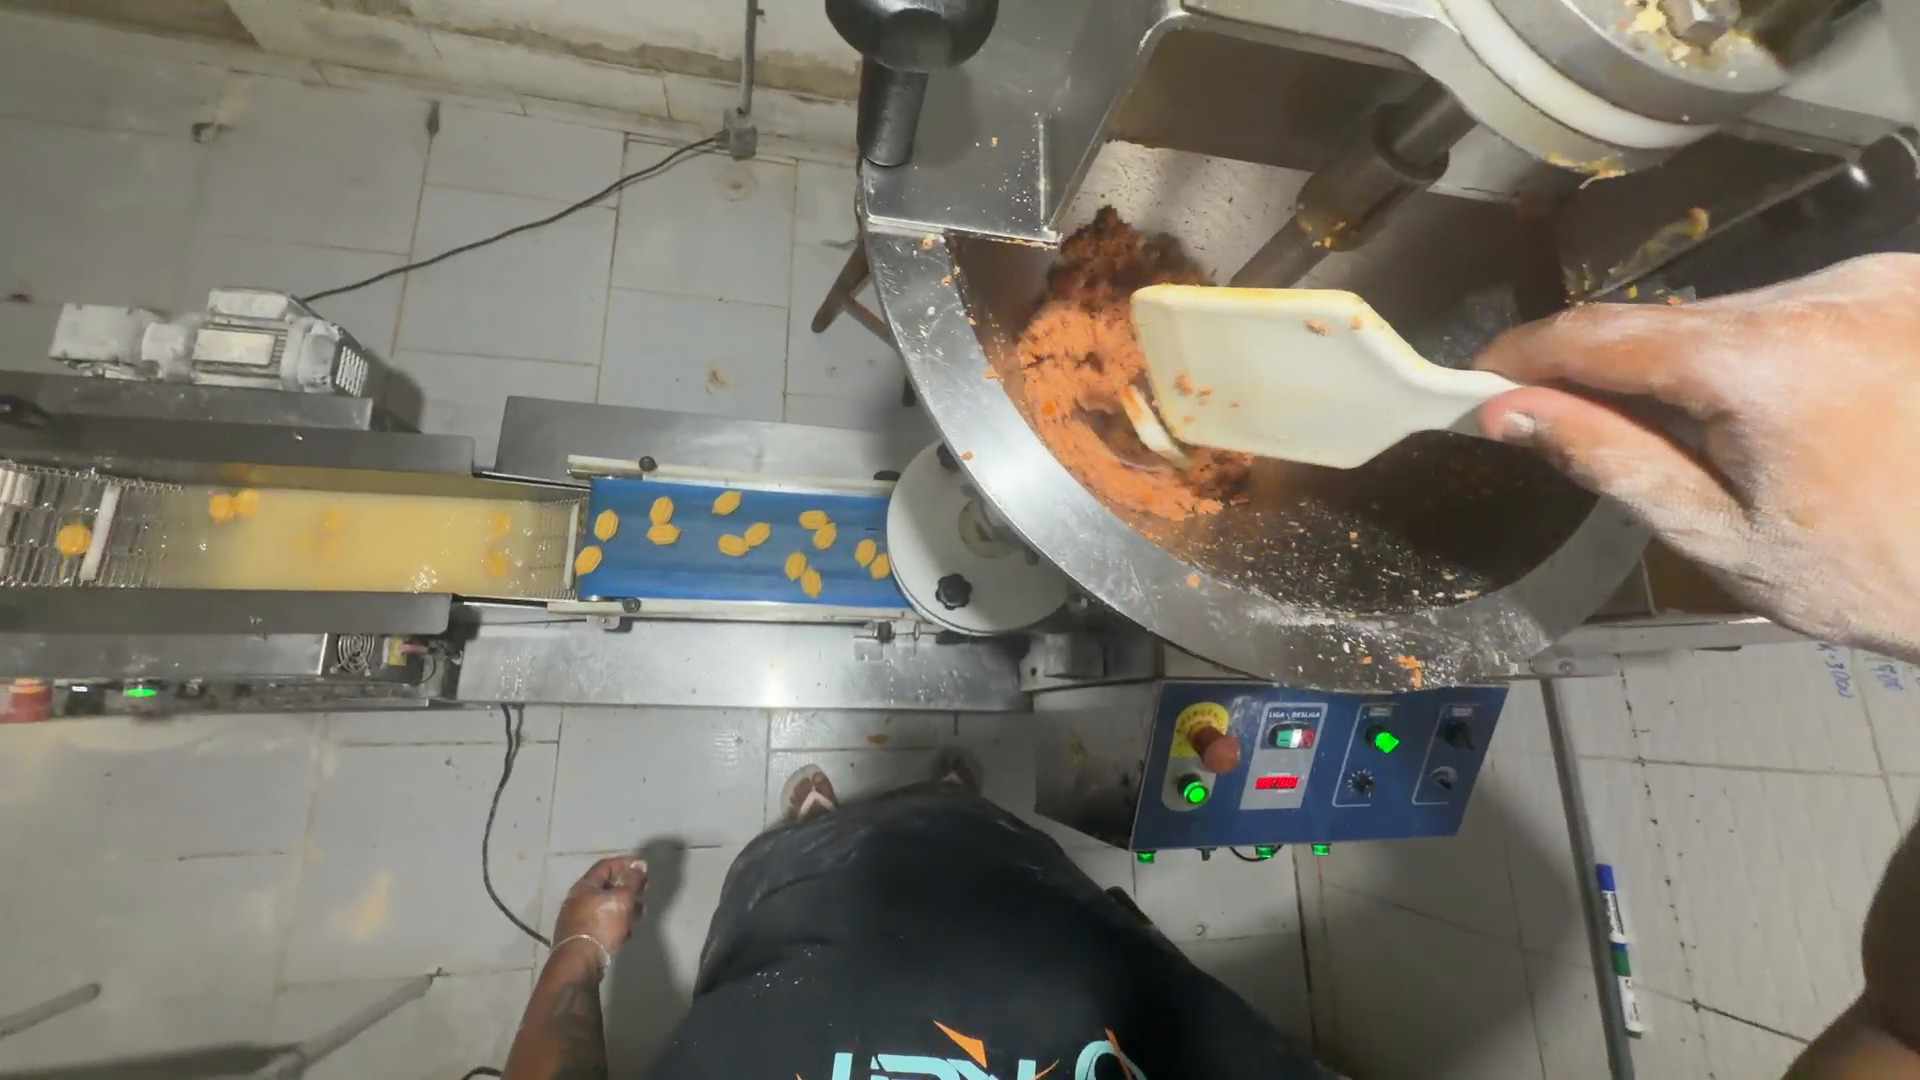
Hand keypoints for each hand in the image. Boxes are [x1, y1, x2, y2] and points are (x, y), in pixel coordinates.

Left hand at [553, 856, 647, 954]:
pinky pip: (602, 923)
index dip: (626, 862)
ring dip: (626, 907)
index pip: (606, 865)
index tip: (644, 865)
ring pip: (606, 906)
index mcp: (585, 886)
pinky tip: (627, 932)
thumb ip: (633, 880)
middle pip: (607, 886)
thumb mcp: (623, 898)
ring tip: (641, 913)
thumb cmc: (601, 924)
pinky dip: (616, 923)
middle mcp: (578, 900)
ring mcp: (577, 920)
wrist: (578, 964)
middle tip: (645, 888)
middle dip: (629, 887)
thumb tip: (639, 865)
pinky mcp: (580, 937)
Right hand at [1475, 253, 1919, 660]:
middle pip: (1653, 321)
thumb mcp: (1712, 529)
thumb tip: (1502, 411)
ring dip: (1653, 363)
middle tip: (1549, 420)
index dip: (1520, 353)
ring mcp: (1879, 282)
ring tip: (1658, 430)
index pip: (1599, 334)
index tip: (1474, 380)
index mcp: (1771, 363)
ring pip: (1707, 315)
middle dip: (1585, 367)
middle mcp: (1828, 296)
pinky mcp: (1903, 288)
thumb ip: (1602, 455)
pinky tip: (1733, 408)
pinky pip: (1766, 313)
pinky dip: (1717, 354)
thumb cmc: (1876, 571)